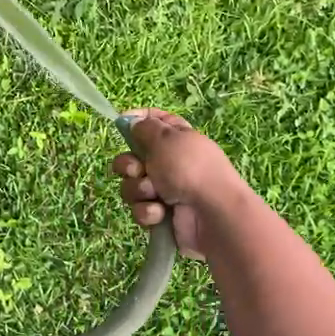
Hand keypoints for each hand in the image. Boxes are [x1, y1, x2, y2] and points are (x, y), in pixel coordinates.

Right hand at [111, 109, 252, 259]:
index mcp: (178, 140)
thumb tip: (133, 122)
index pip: (156, 120)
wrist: (213, 217)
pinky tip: (160, 212)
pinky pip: (140, 209)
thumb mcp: (166, 139)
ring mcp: (166, 191)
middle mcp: (171, 164)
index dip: (137, 119)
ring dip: (138, 189)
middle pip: (133, 157)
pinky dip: (147, 210)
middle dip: (127, 164)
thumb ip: (144, 127)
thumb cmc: (190, 170)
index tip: (121, 121)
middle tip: (136, 170)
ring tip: (154, 194)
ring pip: (132, 185)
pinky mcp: (161, 215)